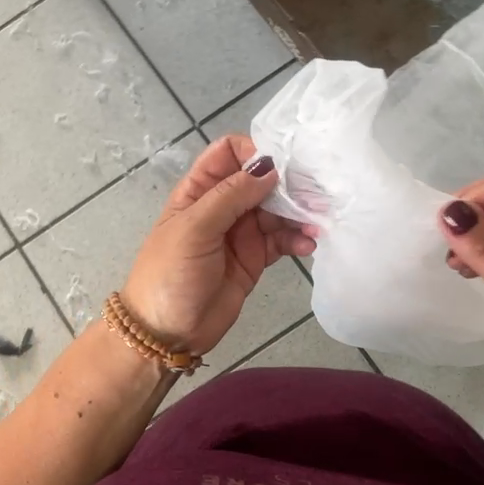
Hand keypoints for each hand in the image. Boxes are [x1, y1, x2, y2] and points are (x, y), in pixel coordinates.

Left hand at [121, 136, 314, 353]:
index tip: (280, 166)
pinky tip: (308, 244)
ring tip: (317, 222)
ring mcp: (240, 232)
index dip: (255, 151)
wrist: (166, 332)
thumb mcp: (194, 229)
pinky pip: (282, 240)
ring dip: (298, 212)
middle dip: (288, 182)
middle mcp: (222, 206)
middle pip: (260, 179)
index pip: (229, 153)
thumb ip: (230, 196)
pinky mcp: (255, 259)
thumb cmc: (169, 275)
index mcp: (198, 190)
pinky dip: (297, 239)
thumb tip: (269, 167)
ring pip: (276, 209)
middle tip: (315, 193)